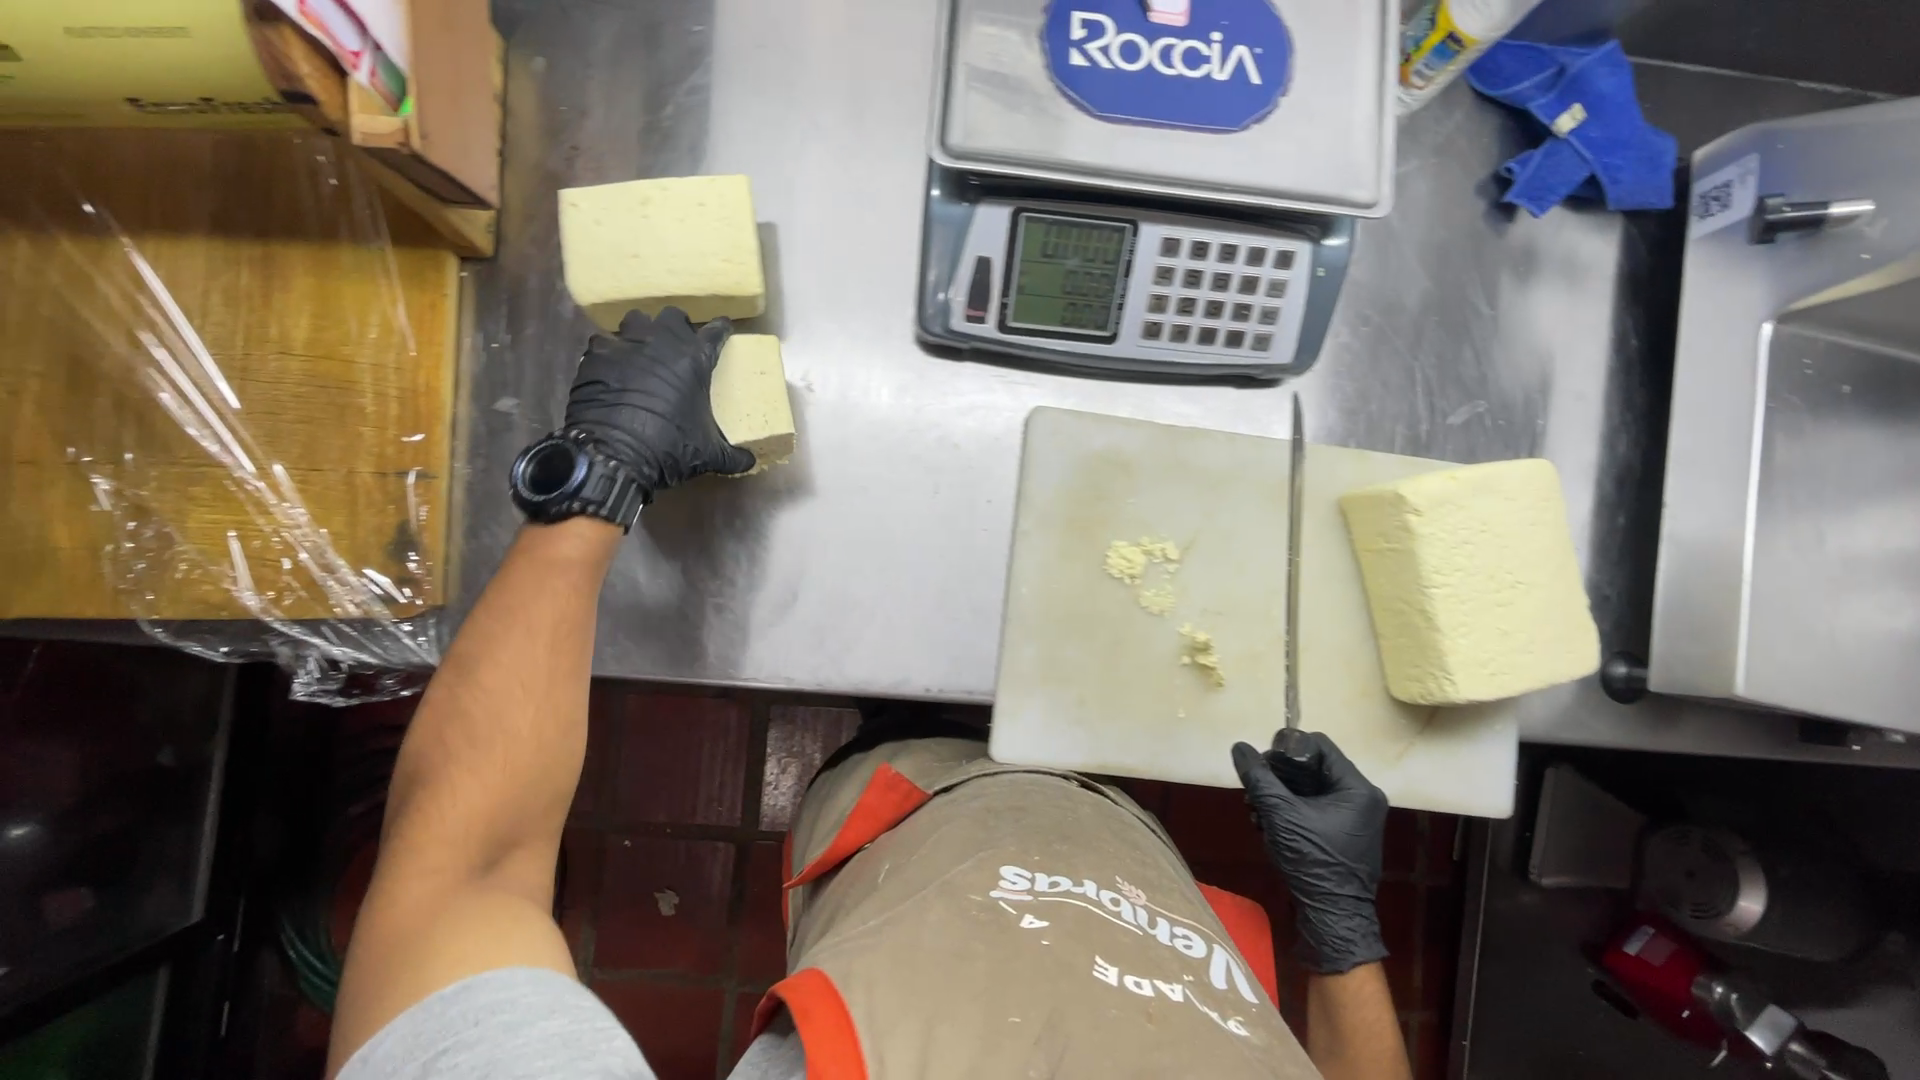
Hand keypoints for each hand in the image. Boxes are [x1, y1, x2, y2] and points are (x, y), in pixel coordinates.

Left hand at [563, 307, 756, 499]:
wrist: (614, 453)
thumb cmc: (670, 447)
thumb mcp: (709, 455)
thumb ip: (732, 456)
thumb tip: (748, 462)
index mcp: (695, 359)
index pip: (715, 332)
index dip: (721, 329)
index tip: (724, 329)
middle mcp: (661, 342)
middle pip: (673, 316)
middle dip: (677, 327)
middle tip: (678, 345)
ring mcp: (626, 345)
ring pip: (636, 320)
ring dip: (642, 332)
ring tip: (642, 350)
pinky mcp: (595, 356)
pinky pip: (604, 344)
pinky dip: (609, 353)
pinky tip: (610, 369)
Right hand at [1231, 731, 1388, 974]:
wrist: (1332, 917)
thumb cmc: (1312, 860)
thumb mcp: (1280, 814)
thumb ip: (1259, 778)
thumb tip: (1239, 747)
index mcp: (1357, 788)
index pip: (1319, 745)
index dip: (1287, 748)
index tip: (1263, 762)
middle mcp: (1361, 799)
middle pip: (1311, 768)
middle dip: (1278, 778)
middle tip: (1254, 791)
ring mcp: (1354, 819)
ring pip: (1309, 790)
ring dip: (1279, 797)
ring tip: (1255, 812)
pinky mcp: (1343, 836)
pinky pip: (1313, 809)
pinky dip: (1289, 813)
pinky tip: (1267, 827)